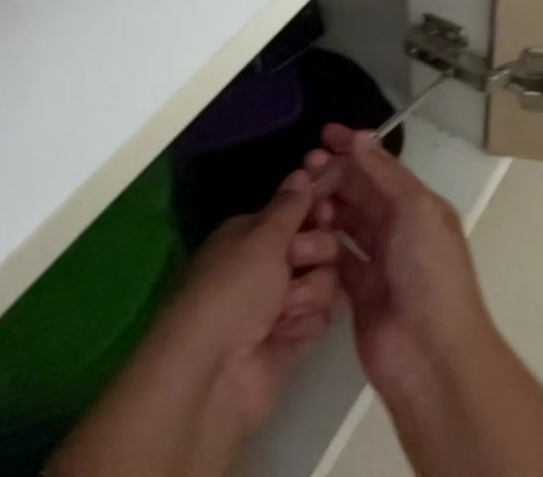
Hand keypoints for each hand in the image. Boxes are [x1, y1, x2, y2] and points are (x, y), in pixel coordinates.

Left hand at [157, 170, 341, 431]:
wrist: (215, 370)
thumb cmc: (233, 289)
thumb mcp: (261, 237)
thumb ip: (289, 205)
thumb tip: (303, 172)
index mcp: (253, 234)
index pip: (298, 210)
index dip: (317, 209)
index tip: (328, 208)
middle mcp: (269, 264)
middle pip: (321, 242)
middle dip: (316, 251)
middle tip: (295, 260)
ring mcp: (282, 301)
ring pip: (327, 279)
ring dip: (309, 291)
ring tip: (283, 309)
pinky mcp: (295, 335)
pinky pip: (324, 315)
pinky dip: (307, 322)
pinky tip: (285, 333)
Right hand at [306, 125, 496, 402]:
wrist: (430, 354)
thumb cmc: (430, 274)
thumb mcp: (416, 211)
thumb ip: (385, 174)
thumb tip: (360, 137)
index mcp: (421, 207)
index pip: (383, 168)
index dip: (355, 149)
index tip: (323, 134)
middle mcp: (401, 230)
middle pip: (363, 193)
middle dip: (335, 176)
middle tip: (302, 166)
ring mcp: (380, 261)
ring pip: (347, 223)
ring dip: (325, 208)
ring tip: (297, 198)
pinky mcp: (358, 291)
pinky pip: (335, 258)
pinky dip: (319, 245)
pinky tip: (297, 234)